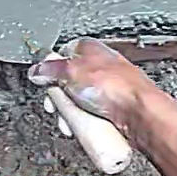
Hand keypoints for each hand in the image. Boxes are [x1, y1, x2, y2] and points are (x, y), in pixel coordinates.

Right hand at [27, 39, 160, 131]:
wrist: (140, 112)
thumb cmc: (114, 87)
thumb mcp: (70, 72)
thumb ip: (49, 69)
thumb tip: (36, 70)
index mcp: (91, 49)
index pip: (62, 54)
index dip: (51, 69)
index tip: (45, 82)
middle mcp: (101, 65)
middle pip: (68, 80)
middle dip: (59, 97)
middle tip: (55, 106)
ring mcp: (108, 87)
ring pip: (78, 99)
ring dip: (69, 112)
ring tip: (69, 122)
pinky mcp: (113, 106)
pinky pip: (90, 112)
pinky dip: (82, 120)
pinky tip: (81, 126)